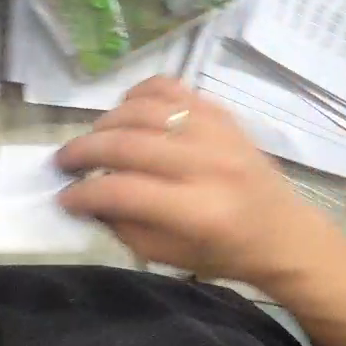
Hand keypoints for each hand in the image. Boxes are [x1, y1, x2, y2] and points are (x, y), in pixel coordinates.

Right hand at [55, 76, 345, 288]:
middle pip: (128, 144)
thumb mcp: (168, 256)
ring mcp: (217, 133)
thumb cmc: (223, 253)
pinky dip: (139, 94)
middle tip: (63, 162)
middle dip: (84, 151)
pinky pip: (170, 89)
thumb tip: (86, 197)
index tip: (63, 197)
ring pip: (144, 111)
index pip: (123, 191)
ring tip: (92, 139)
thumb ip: (124, 226)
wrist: (283, 232)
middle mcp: (208, 165)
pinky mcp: (221, 114)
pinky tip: (125, 111)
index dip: (83, 193)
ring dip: (106, 122)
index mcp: (197, 211)